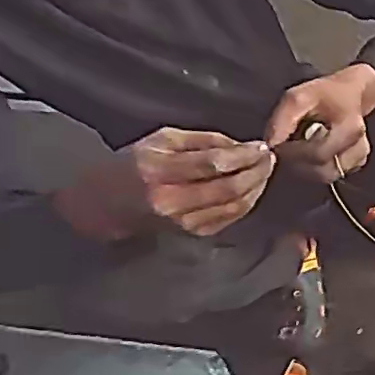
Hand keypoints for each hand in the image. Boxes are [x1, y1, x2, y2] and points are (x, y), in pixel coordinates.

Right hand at [58, 127, 274, 239]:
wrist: (104, 204)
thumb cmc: (133, 164)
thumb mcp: (159, 141)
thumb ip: (202, 141)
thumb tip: (242, 145)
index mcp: (157, 170)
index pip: (213, 164)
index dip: (243, 155)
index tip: (261, 146)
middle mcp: (171, 199)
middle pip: (230, 187)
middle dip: (257, 171)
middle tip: (270, 158)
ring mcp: (185, 221)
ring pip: (236, 204)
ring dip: (258, 186)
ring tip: (266, 170)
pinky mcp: (195, 233)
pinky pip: (233, 216)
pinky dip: (249, 201)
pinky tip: (256, 187)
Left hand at [264, 64, 374, 183]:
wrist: (350, 95)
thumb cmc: (324, 94)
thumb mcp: (298, 98)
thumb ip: (283, 120)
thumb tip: (271, 145)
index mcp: (350, 130)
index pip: (319, 154)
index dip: (294, 155)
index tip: (278, 147)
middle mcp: (360, 149)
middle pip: (325, 172)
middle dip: (300, 166)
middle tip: (285, 151)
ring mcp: (360, 159)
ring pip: (328, 176)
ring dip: (308, 168)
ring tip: (299, 151)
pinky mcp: (357, 164)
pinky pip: (333, 174)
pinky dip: (318, 168)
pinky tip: (312, 153)